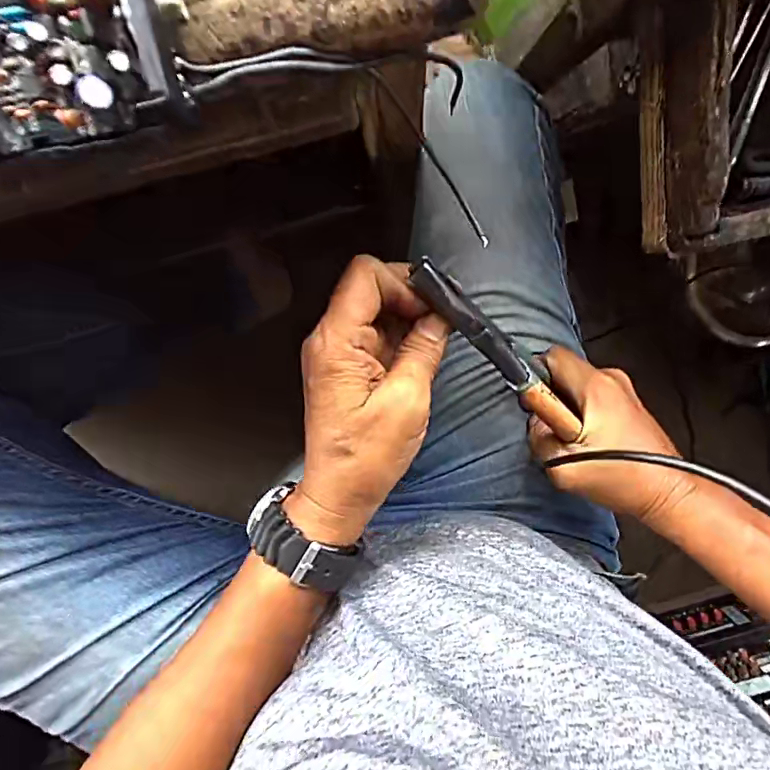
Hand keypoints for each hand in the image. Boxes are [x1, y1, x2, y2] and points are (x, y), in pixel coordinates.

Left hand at [288, 256, 449, 546]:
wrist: (339, 493)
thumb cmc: (365, 459)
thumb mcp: (408, 400)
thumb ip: (425, 349)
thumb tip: (440, 319)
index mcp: (336, 342)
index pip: (366, 276)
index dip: (404, 283)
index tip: (432, 309)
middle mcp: (329, 340)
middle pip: (371, 288)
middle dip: (411, 300)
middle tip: (439, 327)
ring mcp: (336, 353)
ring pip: (377, 311)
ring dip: (409, 322)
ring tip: (430, 349)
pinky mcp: (346, 367)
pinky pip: (376, 336)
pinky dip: (401, 340)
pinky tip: (417, 361)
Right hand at [526, 346, 697, 527]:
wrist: (666, 492)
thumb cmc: (626, 479)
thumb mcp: (564, 467)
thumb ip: (539, 438)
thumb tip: (535, 422)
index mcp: (597, 387)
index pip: (552, 356)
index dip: (535, 378)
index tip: (536, 405)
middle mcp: (612, 380)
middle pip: (564, 372)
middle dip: (551, 399)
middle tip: (559, 432)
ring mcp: (623, 391)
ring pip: (577, 388)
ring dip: (568, 411)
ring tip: (580, 443)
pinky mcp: (627, 404)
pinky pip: (593, 400)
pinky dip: (585, 418)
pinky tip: (594, 444)